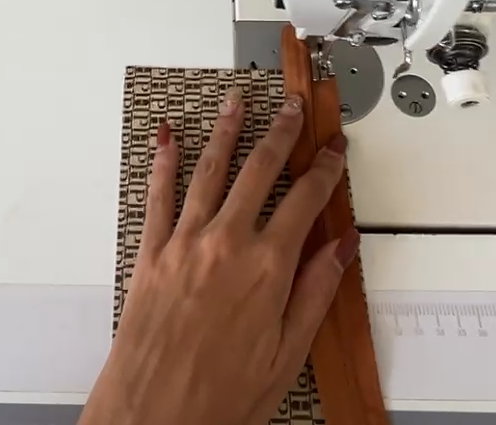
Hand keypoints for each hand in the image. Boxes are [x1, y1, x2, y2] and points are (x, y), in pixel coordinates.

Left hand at [81, 89, 357, 424]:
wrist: (152, 420)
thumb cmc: (220, 399)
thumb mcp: (288, 354)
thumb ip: (317, 292)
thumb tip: (343, 246)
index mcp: (267, 267)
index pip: (306, 199)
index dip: (325, 168)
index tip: (333, 150)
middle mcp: (227, 242)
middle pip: (260, 168)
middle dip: (280, 132)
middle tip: (291, 107)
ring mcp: (186, 241)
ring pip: (211, 169)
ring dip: (226, 131)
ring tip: (236, 103)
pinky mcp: (153, 250)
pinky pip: (159, 195)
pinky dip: (164, 163)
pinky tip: (169, 139)